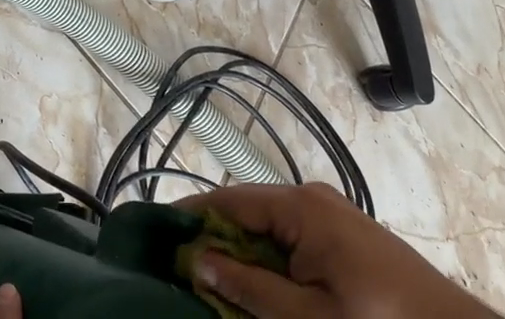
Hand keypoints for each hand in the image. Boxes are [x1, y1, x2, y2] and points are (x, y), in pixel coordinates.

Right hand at [177, 183, 500, 318]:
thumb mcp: (307, 316)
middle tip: (191, 274)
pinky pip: (292, 238)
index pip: (225, 200)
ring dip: (244, 255)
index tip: (158, 239)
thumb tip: (196, 262)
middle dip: (217, 243)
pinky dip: (272, 260)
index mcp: (299, 206)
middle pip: (244, 212)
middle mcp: (311, 197)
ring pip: (266, 227)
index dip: (188, 219)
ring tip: (223, 285)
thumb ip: (247, 286)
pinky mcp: (346, 234)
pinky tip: (264, 287)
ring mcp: (331, 214)